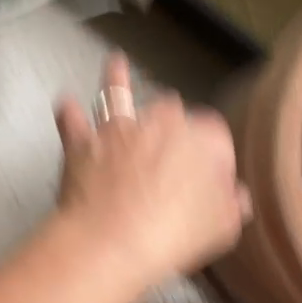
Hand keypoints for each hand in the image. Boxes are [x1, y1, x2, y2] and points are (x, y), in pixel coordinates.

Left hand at [53, 54, 250, 281]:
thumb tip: (235, 195)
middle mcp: (160, 124)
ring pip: (119, 95)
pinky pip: (72, 120)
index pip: (213, 132)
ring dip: (117, 78)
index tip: (207, 172)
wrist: (111, 240)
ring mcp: (117, 130)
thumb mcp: (222, 225)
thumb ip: (230, 203)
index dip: (210, 152)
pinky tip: (66, 104)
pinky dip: (68, 112)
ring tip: (115, 62)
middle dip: (168, 120)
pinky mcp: (81, 143)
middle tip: (164, 143)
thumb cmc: (174, 235)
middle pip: (168, 110)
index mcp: (203, 139)